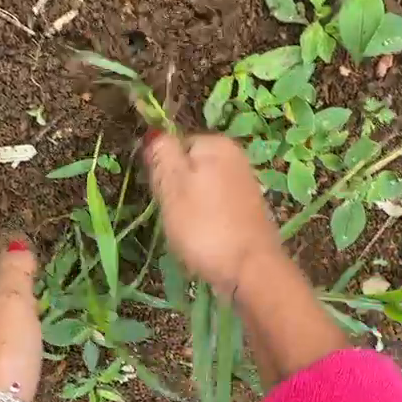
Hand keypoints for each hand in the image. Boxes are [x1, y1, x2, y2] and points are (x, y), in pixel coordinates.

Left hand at [0, 240, 42, 399]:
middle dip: (5, 293)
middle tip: (34, 293)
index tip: (25, 264)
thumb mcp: (12, 302)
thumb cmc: (1, 353)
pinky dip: (12, 348)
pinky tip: (29, 352)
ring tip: (36, 321)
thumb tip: (17, 245)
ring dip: (11, 322)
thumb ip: (15, 272)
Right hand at [143, 133, 282, 296]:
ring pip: (201, 191)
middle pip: (189, 168)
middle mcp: (235, 157)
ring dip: (190, 210)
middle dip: (177, 191)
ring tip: (189, 231)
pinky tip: (205, 239)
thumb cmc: (204, 227)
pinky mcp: (247, 211)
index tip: (162, 195)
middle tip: (175, 215)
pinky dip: (207, 222)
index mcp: (216, 144)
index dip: (162, 171)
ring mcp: (244, 185)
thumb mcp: (172, 186)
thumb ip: (162, 155)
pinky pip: (215, 209)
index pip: (175, 146)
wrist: (248, 268)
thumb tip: (153, 132)